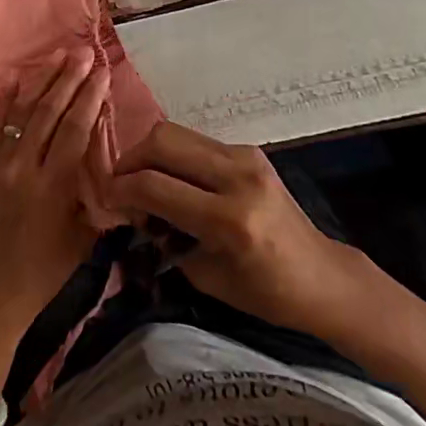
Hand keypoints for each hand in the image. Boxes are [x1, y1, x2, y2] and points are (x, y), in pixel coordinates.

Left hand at [0, 47, 110, 334]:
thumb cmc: (45, 272)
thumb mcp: (83, 238)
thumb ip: (96, 197)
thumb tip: (112, 164)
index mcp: (54, 187)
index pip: (76, 131)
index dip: (91, 98)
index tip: (103, 72)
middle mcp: (25, 169)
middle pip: (49, 114)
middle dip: (69, 80)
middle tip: (85, 52)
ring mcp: (0, 167)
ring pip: (23, 114)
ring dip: (42, 82)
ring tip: (58, 55)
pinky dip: (7, 102)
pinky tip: (17, 79)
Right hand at [110, 122, 378, 337]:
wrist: (321, 275)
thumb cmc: (264, 292)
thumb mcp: (204, 275)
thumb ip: (165, 238)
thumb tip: (134, 212)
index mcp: (229, 218)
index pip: (154, 185)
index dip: (119, 190)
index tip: (104, 201)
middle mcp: (238, 177)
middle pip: (162, 141)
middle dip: (130, 161)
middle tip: (120, 187)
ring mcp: (247, 158)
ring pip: (176, 133)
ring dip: (149, 155)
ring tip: (143, 185)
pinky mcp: (250, 152)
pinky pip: (196, 142)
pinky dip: (173, 157)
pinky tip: (172, 183)